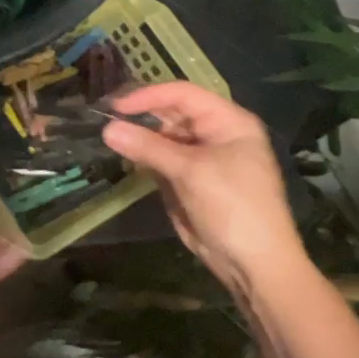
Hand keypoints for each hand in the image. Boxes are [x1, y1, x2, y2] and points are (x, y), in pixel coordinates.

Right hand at [102, 82, 306, 292]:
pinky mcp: (189, 181)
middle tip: (105, 119)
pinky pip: (161, 160)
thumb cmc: (232, 206)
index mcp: (228, 122)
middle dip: (141, 116)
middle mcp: (215, 134)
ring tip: (109, 137)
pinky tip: (125, 158)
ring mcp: (202, 158)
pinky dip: (143, 158)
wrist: (253, 262)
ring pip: (163, 138)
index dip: (148, 96)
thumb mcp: (190, 172)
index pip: (183, 94)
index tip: (115, 108)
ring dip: (139, 137)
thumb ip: (147, 147)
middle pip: (172, 114)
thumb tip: (106, 129)